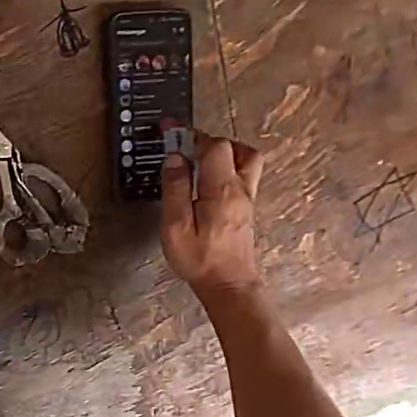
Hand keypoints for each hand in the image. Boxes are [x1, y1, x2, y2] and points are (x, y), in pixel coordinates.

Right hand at [161, 134, 263, 298]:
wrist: (230, 287)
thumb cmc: (201, 261)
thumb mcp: (176, 227)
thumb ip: (175, 189)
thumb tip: (174, 159)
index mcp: (222, 190)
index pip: (213, 146)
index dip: (191, 134)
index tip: (170, 129)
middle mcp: (240, 190)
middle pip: (234, 148)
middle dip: (206, 141)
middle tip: (183, 147)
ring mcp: (246, 199)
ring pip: (245, 159)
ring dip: (221, 152)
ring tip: (197, 161)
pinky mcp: (245, 209)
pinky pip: (242, 175)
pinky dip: (224, 168)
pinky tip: (206, 180)